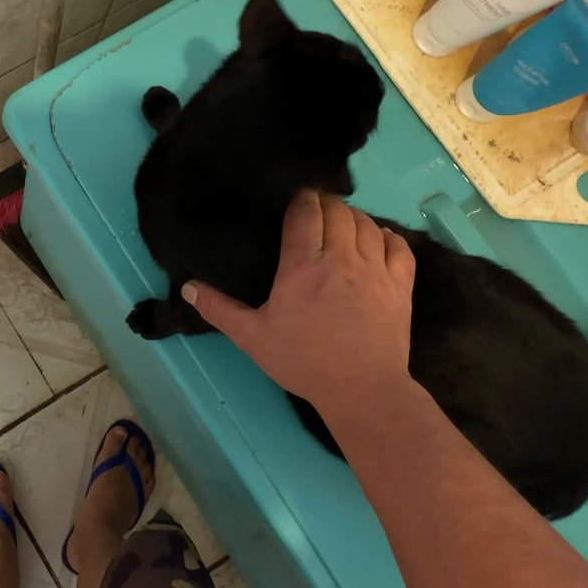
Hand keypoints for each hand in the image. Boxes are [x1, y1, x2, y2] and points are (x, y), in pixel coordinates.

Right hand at [182, 190, 416, 417]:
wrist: (363, 390)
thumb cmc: (303, 361)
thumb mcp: (252, 337)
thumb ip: (218, 308)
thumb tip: (187, 286)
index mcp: (303, 265)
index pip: (304, 213)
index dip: (300, 198)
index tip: (294, 197)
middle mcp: (341, 258)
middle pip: (337, 211)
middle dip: (324, 202)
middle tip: (313, 208)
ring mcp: (375, 270)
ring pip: (367, 224)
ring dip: (352, 216)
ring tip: (340, 221)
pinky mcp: (400, 285)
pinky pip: (398, 245)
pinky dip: (386, 235)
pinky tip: (376, 239)